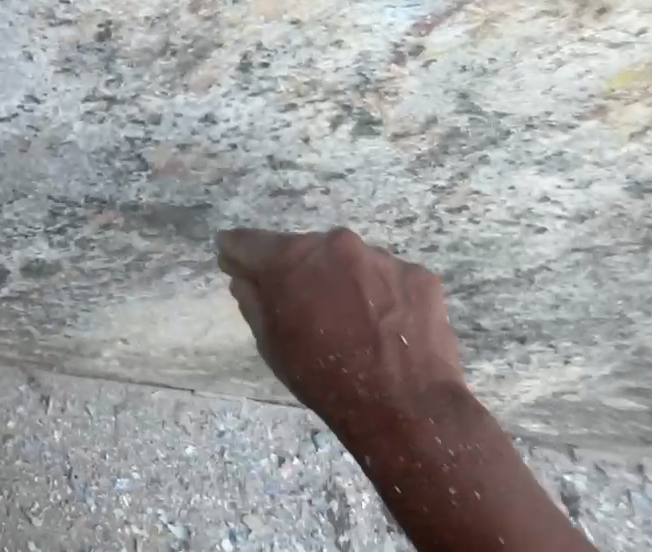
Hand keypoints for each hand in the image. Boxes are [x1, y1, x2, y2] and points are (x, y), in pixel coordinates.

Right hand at [217, 228, 467, 431]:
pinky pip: (387, 278)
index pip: (247, 242)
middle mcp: (333, 243)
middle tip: (301, 302)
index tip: (232, 262)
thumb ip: (251, 300)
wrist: (404, 410)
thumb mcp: (269, 342)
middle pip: (302, 249)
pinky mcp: (418, 276)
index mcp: (289, 256)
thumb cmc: (322, 377)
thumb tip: (244, 278)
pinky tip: (383, 324)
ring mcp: (380, 257)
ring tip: (351, 319)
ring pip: (348, 261)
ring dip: (341, 280)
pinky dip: (380, 294)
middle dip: (296, 270)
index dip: (235, 252)